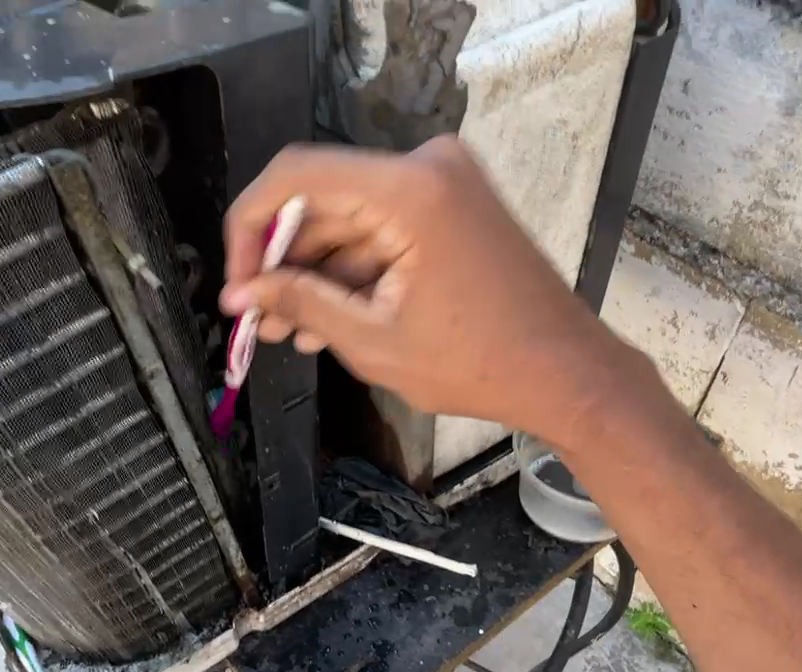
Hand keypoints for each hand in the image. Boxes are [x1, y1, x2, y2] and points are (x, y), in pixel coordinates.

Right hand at [220, 136, 626, 440]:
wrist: (563, 372)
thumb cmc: (481, 364)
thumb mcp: (373, 341)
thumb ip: (301, 303)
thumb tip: (243, 292)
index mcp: (409, 191)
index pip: (297, 177)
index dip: (252, 226)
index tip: (238, 279)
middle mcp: (427, 169)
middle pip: (323, 200)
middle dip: (283, 262)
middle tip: (257, 316)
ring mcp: (443, 186)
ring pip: (350, 222)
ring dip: (315, 274)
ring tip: (286, 328)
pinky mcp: (450, 210)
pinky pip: (382, 232)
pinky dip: (352, 272)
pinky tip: (326, 317)